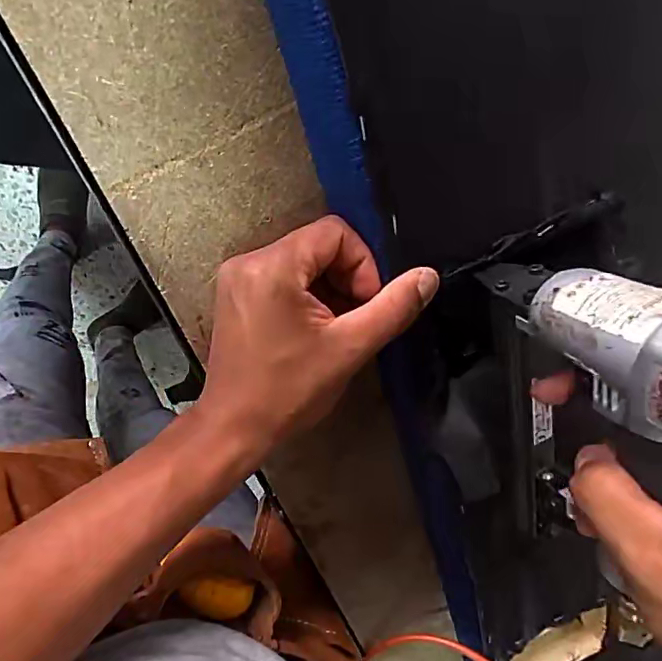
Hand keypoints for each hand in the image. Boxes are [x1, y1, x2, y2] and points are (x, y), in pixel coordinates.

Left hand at [197, 216, 437, 455]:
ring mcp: (237, 280)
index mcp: (272, 267)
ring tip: (334, 332)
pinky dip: (306, 299)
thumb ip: (393, 308)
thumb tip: (427, 277)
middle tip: (354, 321)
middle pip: (317, 246)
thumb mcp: (349, 349)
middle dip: (346, 279)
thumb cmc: (287, 392)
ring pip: (302, 264)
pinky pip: (282, 280)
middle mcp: (248, 262)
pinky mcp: (235, 297)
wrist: (234, 428)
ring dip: (329, 291)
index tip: (367, 305)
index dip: (363, 264)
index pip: (335, 232)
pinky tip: (313, 334)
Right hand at [561, 411, 661, 660]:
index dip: (610, 396)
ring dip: (634, 486)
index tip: (562, 394)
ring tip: (610, 525)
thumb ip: (610, 499)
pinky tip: (640, 533)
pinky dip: (658, 501)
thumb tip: (585, 456)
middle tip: (587, 497)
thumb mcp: (656, 564)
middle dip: (617, 459)